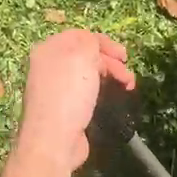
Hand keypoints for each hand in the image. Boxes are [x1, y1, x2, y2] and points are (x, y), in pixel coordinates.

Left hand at [16, 29, 134, 169]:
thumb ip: (89, 42)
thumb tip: (93, 45)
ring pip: (88, 73)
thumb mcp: (82, 56)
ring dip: (111, 75)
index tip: (124, 55)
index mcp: (49, 49)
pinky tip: (112, 97)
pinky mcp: (65, 107)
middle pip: (85, 55)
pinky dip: (102, 90)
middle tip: (127, 74)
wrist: (53, 140)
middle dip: (110, 61)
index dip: (103, 42)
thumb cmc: (68, 93)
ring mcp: (56, 88)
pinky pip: (86, 91)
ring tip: (128, 86)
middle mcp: (49, 66)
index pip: (80, 36)